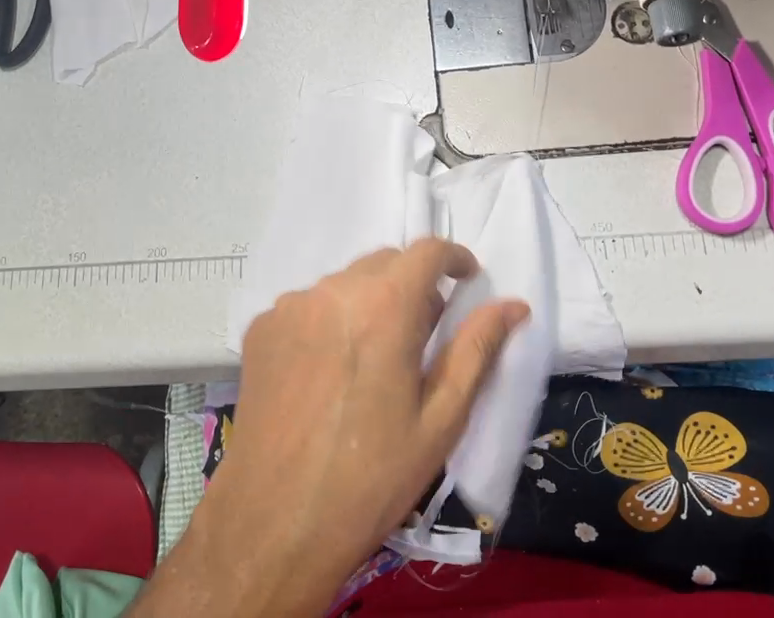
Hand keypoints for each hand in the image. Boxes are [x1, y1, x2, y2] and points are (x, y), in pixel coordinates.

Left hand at [132, 239, 529, 617]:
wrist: (276, 521)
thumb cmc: (373, 477)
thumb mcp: (441, 419)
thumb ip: (477, 350)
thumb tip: (513, 305)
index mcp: (384, 307)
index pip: (426, 251)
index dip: (453, 259)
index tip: (467, 282)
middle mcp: (333, 291)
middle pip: (384, 263)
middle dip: (412, 284)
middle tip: (425, 336)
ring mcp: (289, 308)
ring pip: (344, 283)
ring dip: (370, 302)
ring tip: (375, 361)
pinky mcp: (260, 329)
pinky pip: (308, 306)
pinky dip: (330, 321)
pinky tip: (331, 374)